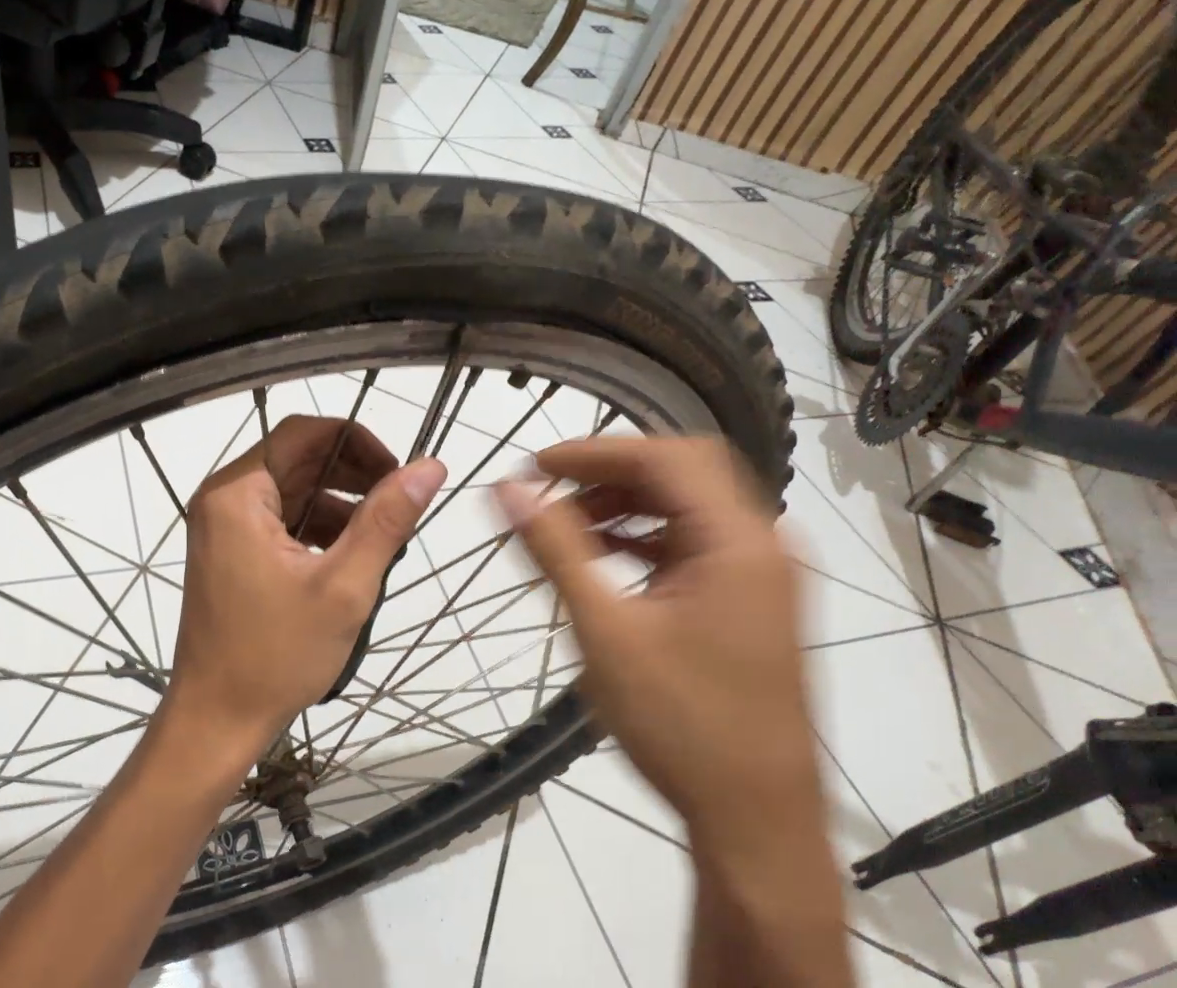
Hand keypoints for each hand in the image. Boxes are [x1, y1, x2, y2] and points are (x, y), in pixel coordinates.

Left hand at [168, 416, 446, 746]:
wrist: (215, 718)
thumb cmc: (276, 655)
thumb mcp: (343, 586)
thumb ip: (386, 521)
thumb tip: (430, 466)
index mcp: (238, 494)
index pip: (303, 432)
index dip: (358, 441)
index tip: (399, 473)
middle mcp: (222, 499)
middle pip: (296, 459)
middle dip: (352, 474)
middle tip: (399, 505)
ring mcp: (221, 527)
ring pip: (291, 491)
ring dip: (338, 504)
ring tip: (384, 539)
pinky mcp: (228, 553)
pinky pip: (278, 521)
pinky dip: (316, 529)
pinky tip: (350, 558)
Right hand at [493, 437, 819, 847]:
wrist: (756, 819)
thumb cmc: (681, 723)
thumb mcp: (604, 630)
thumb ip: (555, 549)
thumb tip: (506, 489)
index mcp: (740, 541)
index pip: (667, 457)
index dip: (595, 452)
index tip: (532, 466)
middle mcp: (764, 546)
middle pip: (682, 476)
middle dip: (609, 477)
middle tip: (546, 494)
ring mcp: (764, 578)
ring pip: (687, 511)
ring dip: (624, 509)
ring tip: (563, 530)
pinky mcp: (753, 606)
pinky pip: (695, 548)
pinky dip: (645, 542)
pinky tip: (601, 564)